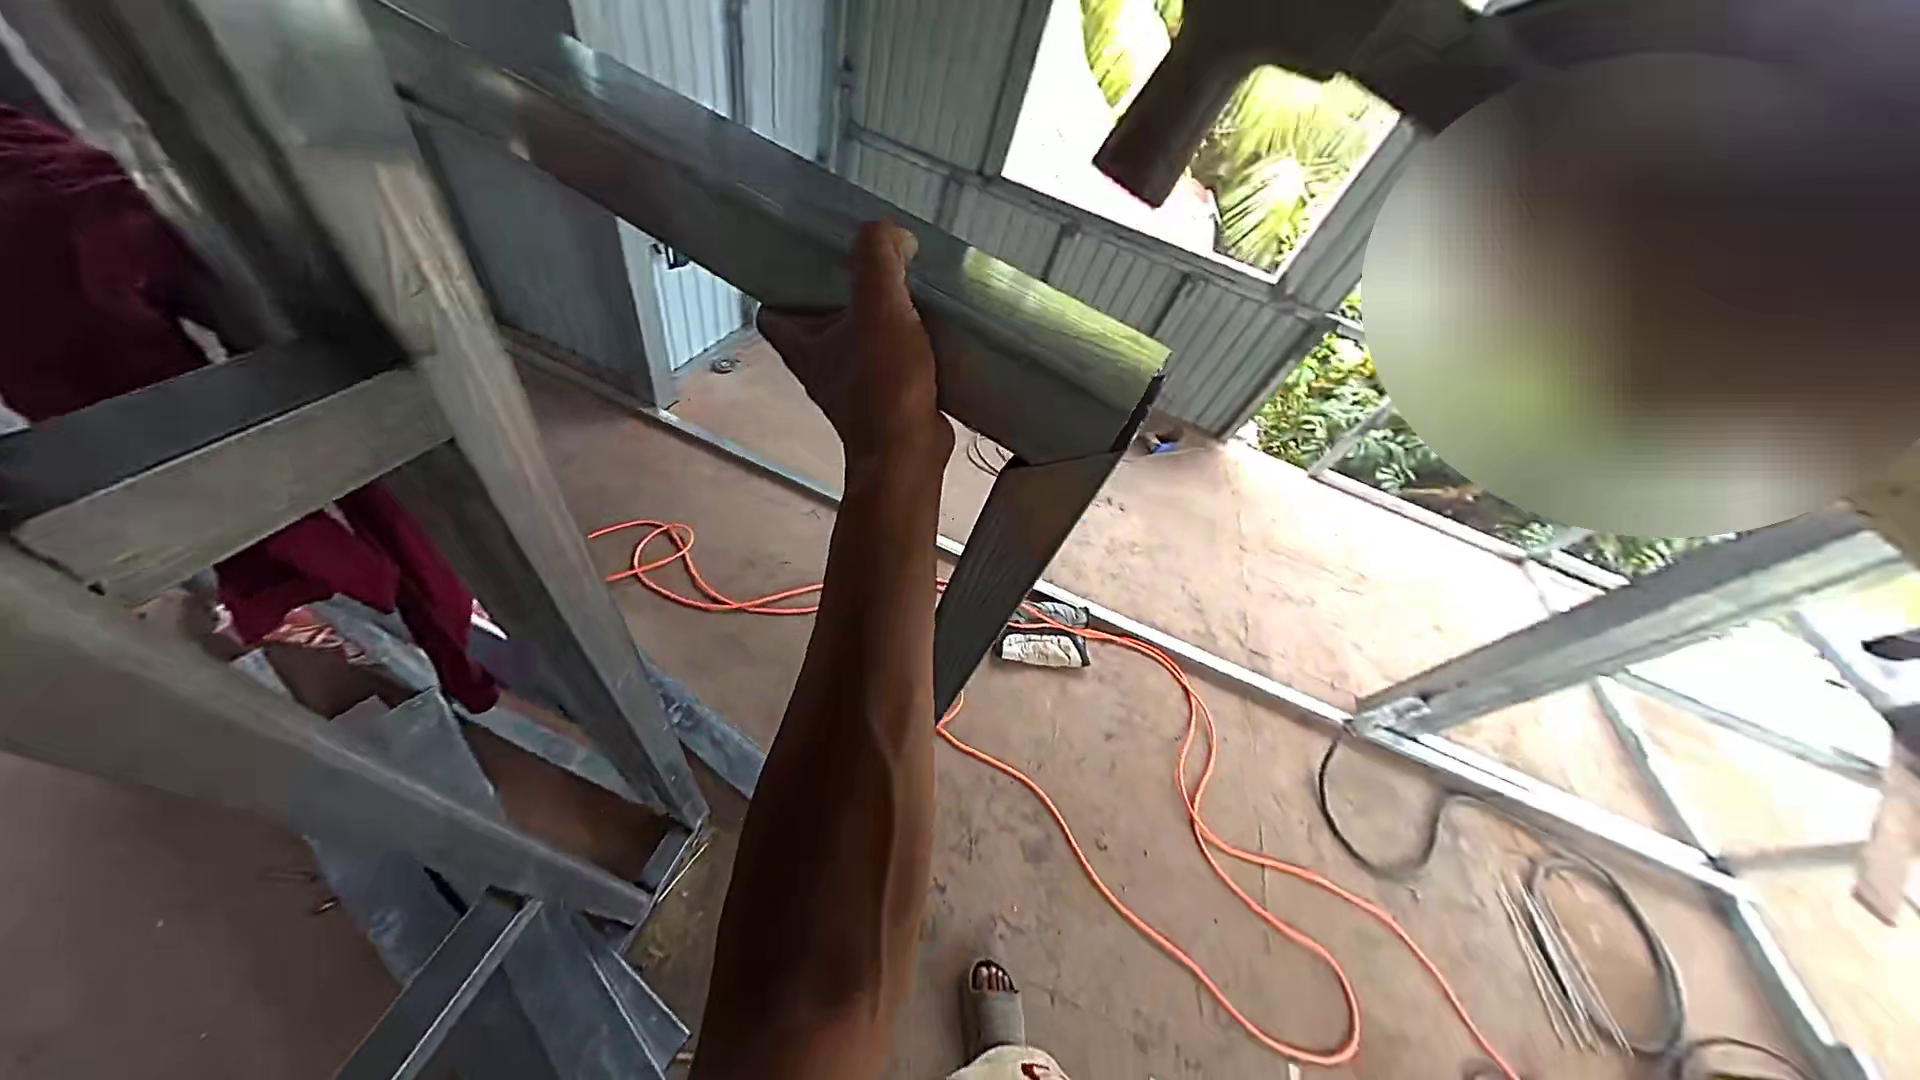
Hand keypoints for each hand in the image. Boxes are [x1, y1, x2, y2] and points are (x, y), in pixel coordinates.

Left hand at [757, 221, 952, 475]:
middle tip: (869, 268)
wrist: (911, 454)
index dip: (782, 283)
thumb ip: (877, 259)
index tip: (809, 262)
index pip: (772, 310)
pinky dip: (905, 346)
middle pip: (820, 321)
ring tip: (905, 292)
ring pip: (858, 342)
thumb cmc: (884, 391)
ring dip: (878, 321)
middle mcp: (822, 367)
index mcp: (803, 345)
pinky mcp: (887, 399)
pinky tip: (930, 330)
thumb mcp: (879, 309)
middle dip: (841, 295)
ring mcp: (854, 386)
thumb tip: (892, 236)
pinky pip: (890, 362)